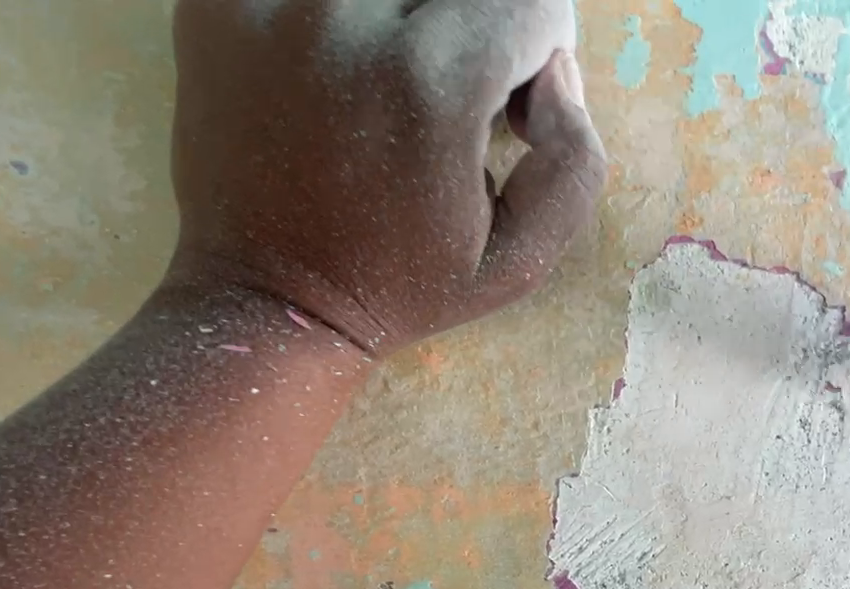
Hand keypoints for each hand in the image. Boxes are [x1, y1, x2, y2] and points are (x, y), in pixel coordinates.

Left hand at [167, 0, 604, 350]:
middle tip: (464, 96)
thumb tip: (557, 72)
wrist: (273, 296)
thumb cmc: (407, 288)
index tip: (515, 114)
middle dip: (487, 28)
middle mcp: (347, 16)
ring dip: (424, 19)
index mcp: (430, 84)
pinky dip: (361, 20)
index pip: (531, 0)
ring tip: (405, 83)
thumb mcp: (523, 263)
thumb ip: (576, 166)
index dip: (543, 54)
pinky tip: (347, 68)